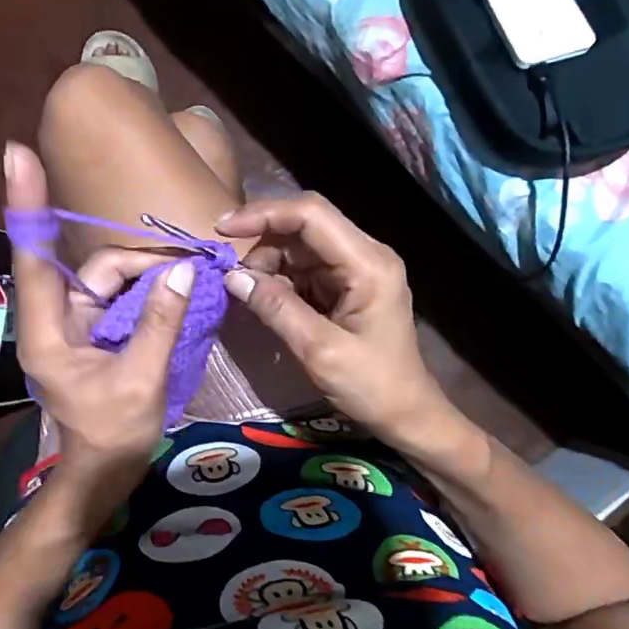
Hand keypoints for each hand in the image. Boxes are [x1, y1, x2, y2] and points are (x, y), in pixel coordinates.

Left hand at [6, 142, 193, 488]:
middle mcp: (55, 320)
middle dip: (138, 261)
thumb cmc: (112, 436)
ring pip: (108, 282)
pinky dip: (144, 293)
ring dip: (146, 277)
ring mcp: (73, 326)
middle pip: (92, 268)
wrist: (101, 474)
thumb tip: (181, 270)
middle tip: (187, 263)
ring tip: (187, 279)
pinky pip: (116, 299)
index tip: (16, 154)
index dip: (28, 204)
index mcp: (50, 332)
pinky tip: (171, 292)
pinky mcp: (91, 335)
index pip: (35, 257)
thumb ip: (160, 323)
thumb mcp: (142, 380)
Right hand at [216, 192, 449, 444]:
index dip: (264, 214)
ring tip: (247, 295)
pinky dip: (278, 280)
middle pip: (303, 226)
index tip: (223, 229)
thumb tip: (232, 277)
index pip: (311, 215)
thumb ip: (276, 308)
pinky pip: (303, 269)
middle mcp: (364, 255)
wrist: (405, 414)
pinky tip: (262, 300)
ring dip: (267, 264)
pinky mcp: (344, 286)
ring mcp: (354, 270)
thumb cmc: (370, 385)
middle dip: (262, 243)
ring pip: (298, 247)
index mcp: (368, 263)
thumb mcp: (318, 350)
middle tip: (232, 277)